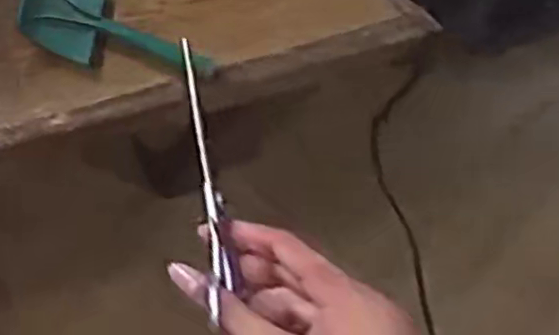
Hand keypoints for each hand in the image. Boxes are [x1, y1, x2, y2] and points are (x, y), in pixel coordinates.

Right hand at [168, 221, 418, 334]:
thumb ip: (228, 309)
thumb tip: (181, 272)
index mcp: (349, 294)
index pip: (282, 242)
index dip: (240, 235)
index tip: (205, 235)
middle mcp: (367, 306)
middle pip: (293, 272)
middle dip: (249, 276)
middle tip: (215, 284)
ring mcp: (377, 332)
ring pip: (307, 302)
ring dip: (266, 304)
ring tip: (237, 318)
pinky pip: (325, 325)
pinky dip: (291, 326)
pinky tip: (263, 333)